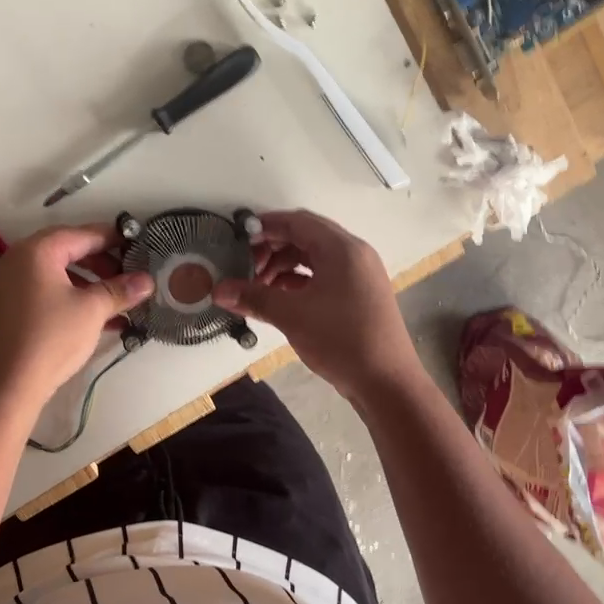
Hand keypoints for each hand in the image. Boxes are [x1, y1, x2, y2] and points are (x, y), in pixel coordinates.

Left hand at [0, 224, 152, 409]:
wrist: (8, 385)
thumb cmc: (51, 338)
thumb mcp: (92, 311)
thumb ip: (120, 290)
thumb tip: (148, 280)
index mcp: (37, 250)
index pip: (82, 234)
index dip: (113, 239)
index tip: (139, 245)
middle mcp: (19, 259)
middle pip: (68, 251)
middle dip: (102, 263)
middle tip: (130, 275)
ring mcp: (11, 283)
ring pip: (59, 274)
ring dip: (90, 284)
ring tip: (119, 300)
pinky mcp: (11, 307)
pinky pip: (47, 291)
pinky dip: (72, 298)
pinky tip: (100, 319)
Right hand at [213, 210, 421, 400]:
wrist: (386, 381)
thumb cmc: (340, 339)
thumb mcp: (292, 316)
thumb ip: (253, 297)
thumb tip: (218, 290)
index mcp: (341, 249)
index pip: (297, 222)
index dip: (264, 226)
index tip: (236, 239)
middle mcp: (353, 254)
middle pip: (305, 237)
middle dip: (271, 249)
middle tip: (244, 268)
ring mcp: (358, 275)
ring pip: (313, 258)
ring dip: (282, 267)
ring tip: (257, 287)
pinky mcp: (358, 295)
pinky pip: (323, 276)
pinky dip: (298, 282)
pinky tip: (278, 299)